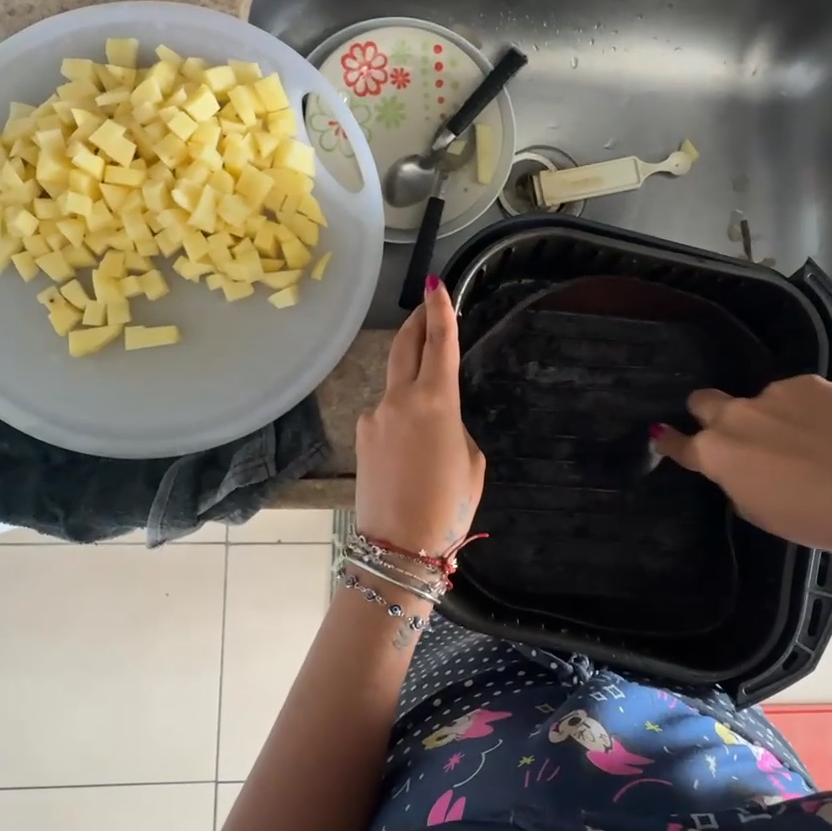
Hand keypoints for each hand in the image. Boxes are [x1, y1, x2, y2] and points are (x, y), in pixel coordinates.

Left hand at [354, 278, 485, 556]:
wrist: (398, 547)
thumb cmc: (447, 506)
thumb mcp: (471, 461)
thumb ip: (455, 426)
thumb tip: (438, 418)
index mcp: (434, 401)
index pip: (440, 342)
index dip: (440, 310)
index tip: (436, 283)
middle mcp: (398, 399)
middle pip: (405, 345)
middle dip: (417, 322)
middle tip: (427, 305)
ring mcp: (373, 417)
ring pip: (395, 385)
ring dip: (411, 383)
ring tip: (431, 423)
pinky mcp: (360, 437)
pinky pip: (385, 415)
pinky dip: (399, 419)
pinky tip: (410, 452)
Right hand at [652, 376, 831, 559]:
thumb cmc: (816, 519)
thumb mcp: (759, 512)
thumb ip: (735, 481)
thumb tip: (737, 465)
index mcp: (716, 454)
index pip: (677, 442)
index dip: (672, 441)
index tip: (667, 438)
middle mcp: (735, 416)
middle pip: (703, 400)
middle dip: (710, 413)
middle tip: (739, 435)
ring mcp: (771, 394)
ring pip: (758, 401)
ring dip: (771, 417)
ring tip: (809, 442)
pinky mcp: (808, 382)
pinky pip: (795, 394)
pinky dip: (805, 409)